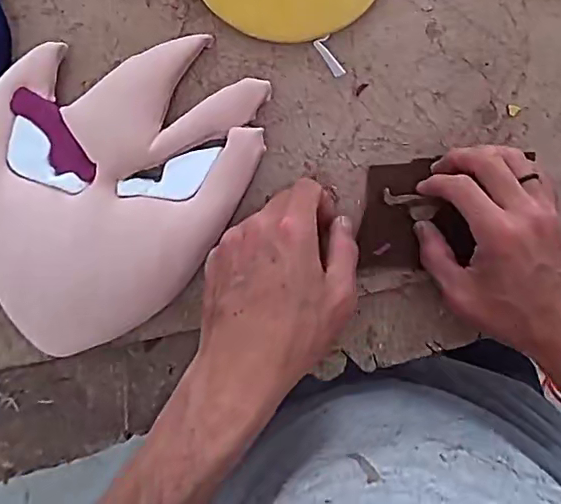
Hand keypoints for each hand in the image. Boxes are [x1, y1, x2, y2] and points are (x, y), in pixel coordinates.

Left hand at [194, 179, 357, 403]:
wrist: (237, 373)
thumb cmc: (289, 339)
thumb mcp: (340, 295)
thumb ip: (346, 248)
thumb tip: (342, 226)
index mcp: (291, 229)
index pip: (308, 187)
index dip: (323, 201)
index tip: (326, 224)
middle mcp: (257, 228)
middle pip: (284, 200)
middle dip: (302, 216)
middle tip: (312, 249)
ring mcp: (231, 244)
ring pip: (262, 220)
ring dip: (277, 234)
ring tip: (285, 273)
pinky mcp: (214, 263)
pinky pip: (242, 241)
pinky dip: (255, 251)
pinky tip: (263, 284)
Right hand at [415, 146, 560, 374]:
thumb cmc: (512, 316)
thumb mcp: (461, 296)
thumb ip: (435, 257)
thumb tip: (423, 225)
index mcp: (498, 232)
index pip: (461, 187)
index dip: (436, 182)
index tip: (423, 188)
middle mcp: (523, 211)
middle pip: (488, 161)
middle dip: (458, 157)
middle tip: (440, 167)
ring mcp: (543, 207)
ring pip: (515, 158)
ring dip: (487, 153)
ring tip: (468, 163)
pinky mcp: (554, 209)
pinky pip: (536, 171)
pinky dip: (516, 164)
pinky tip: (501, 172)